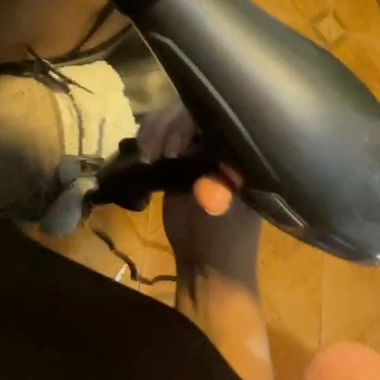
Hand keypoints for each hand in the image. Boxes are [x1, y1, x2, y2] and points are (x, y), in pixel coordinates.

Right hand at [139, 107, 260, 283]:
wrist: (207, 266)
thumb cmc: (225, 238)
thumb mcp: (225, 208)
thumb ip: (215, 182)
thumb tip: (200, 160)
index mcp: (237, 149)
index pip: (212, 115)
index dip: (187, 124)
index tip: (174, 150)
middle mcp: (217, 142)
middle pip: (187, 113)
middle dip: (166, 128)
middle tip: (155, 155)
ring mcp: (195, 149)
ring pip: (170, 120)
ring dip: (153, 132)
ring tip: (147, 156)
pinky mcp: (175, 160)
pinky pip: (159, 136)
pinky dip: (147, 138)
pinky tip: (142, 151)